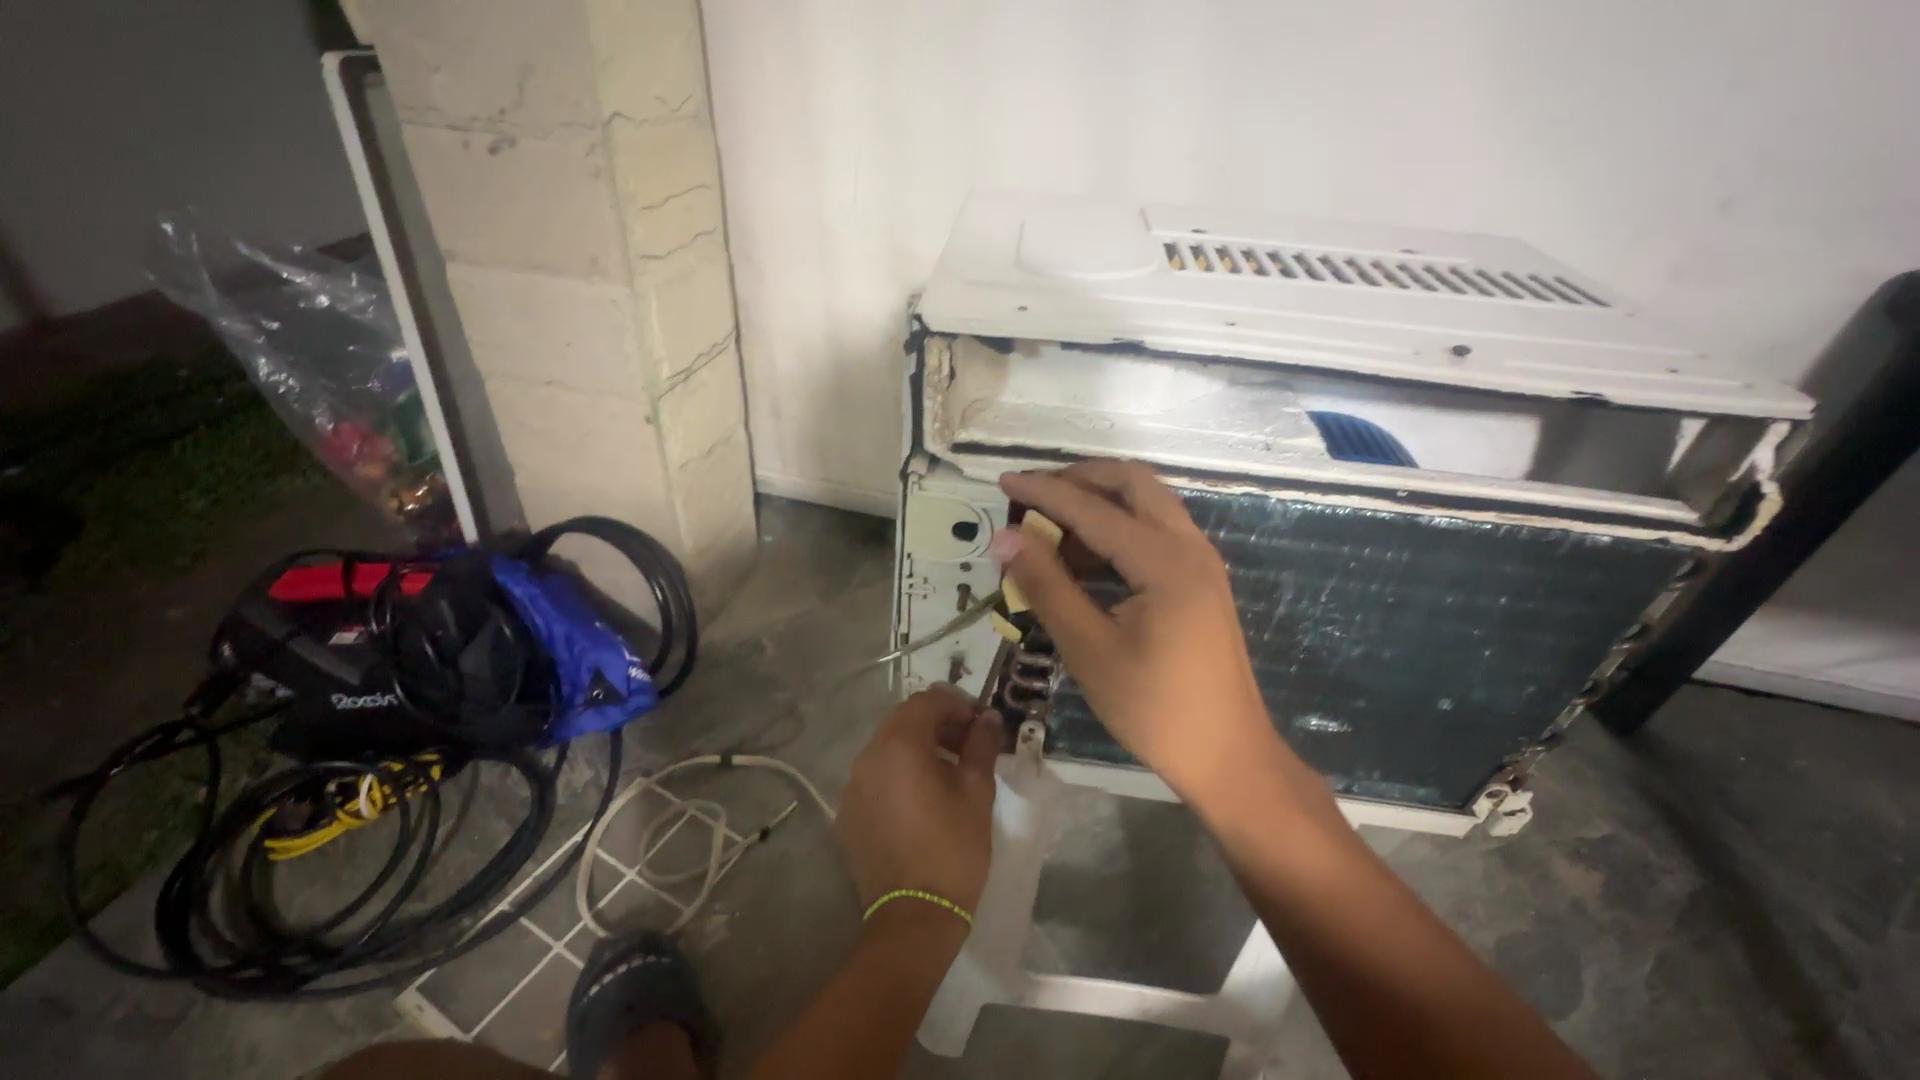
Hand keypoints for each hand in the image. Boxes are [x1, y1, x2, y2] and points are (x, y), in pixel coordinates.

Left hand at [836, 687, 999, 916]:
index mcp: (898, 745)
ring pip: (886, 749)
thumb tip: (987, 719)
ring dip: (917, 749)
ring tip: (948, 773)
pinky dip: (898, 775)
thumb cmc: (953, 848)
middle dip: (938, 724)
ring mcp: (852, 787)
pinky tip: (921, 802)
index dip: (957, 705)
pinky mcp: (848, 814)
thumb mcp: (977, 792)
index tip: (981, 725)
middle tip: (969, 746)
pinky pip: (875, 779)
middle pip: (903, 721)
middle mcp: (867, 757)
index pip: (927, 701)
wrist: (914, 916)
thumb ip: (981, 746)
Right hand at [996, 463, 1324, 813]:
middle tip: (1034, 497)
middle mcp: (1189, 546)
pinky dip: (1119, 530)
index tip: (1001, 480)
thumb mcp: (1089, 649)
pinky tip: (1085, 561)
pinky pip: (1157, 533)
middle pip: (1133, 483)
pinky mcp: (1201, 583)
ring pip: (1148, 505)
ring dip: (1100, 504)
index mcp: (1164, 561)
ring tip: (1050, 532)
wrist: (1227, 756)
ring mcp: (1201, 563)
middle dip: (1080, 480)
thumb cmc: (1155, 709)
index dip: (1043, 492)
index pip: (1093, 508)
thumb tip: (1004, 537)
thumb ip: (1046, 586)